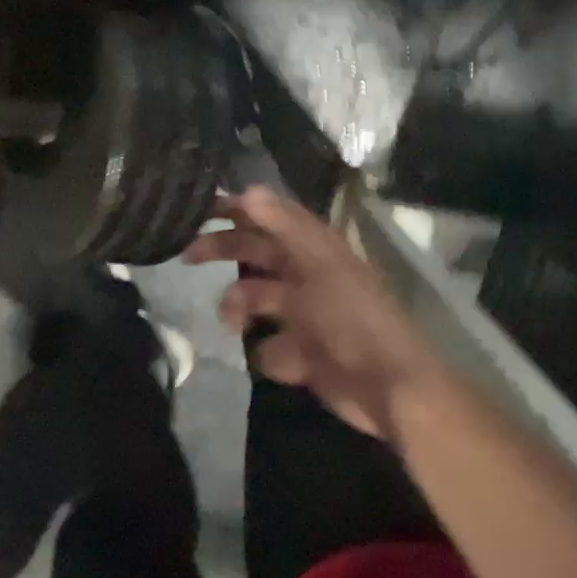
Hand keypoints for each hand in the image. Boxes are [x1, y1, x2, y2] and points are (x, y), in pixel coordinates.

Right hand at [186, 188, 444, 440]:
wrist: (389, 388)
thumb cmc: (353, 318)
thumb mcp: (318, 264)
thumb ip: (284, 226)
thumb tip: (248, 189)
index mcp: (314, 250)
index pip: (268, 217)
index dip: (236, 209)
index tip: (199, 208)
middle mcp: (306, 276)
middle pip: (254, 253)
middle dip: (222, 252)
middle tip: (187, 256)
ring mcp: (302, 315)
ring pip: (253, 299)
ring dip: (237, 306)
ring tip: (232, 321)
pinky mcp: (301, 353)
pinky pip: (267, 345)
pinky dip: (270, 352)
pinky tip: (286, 360)